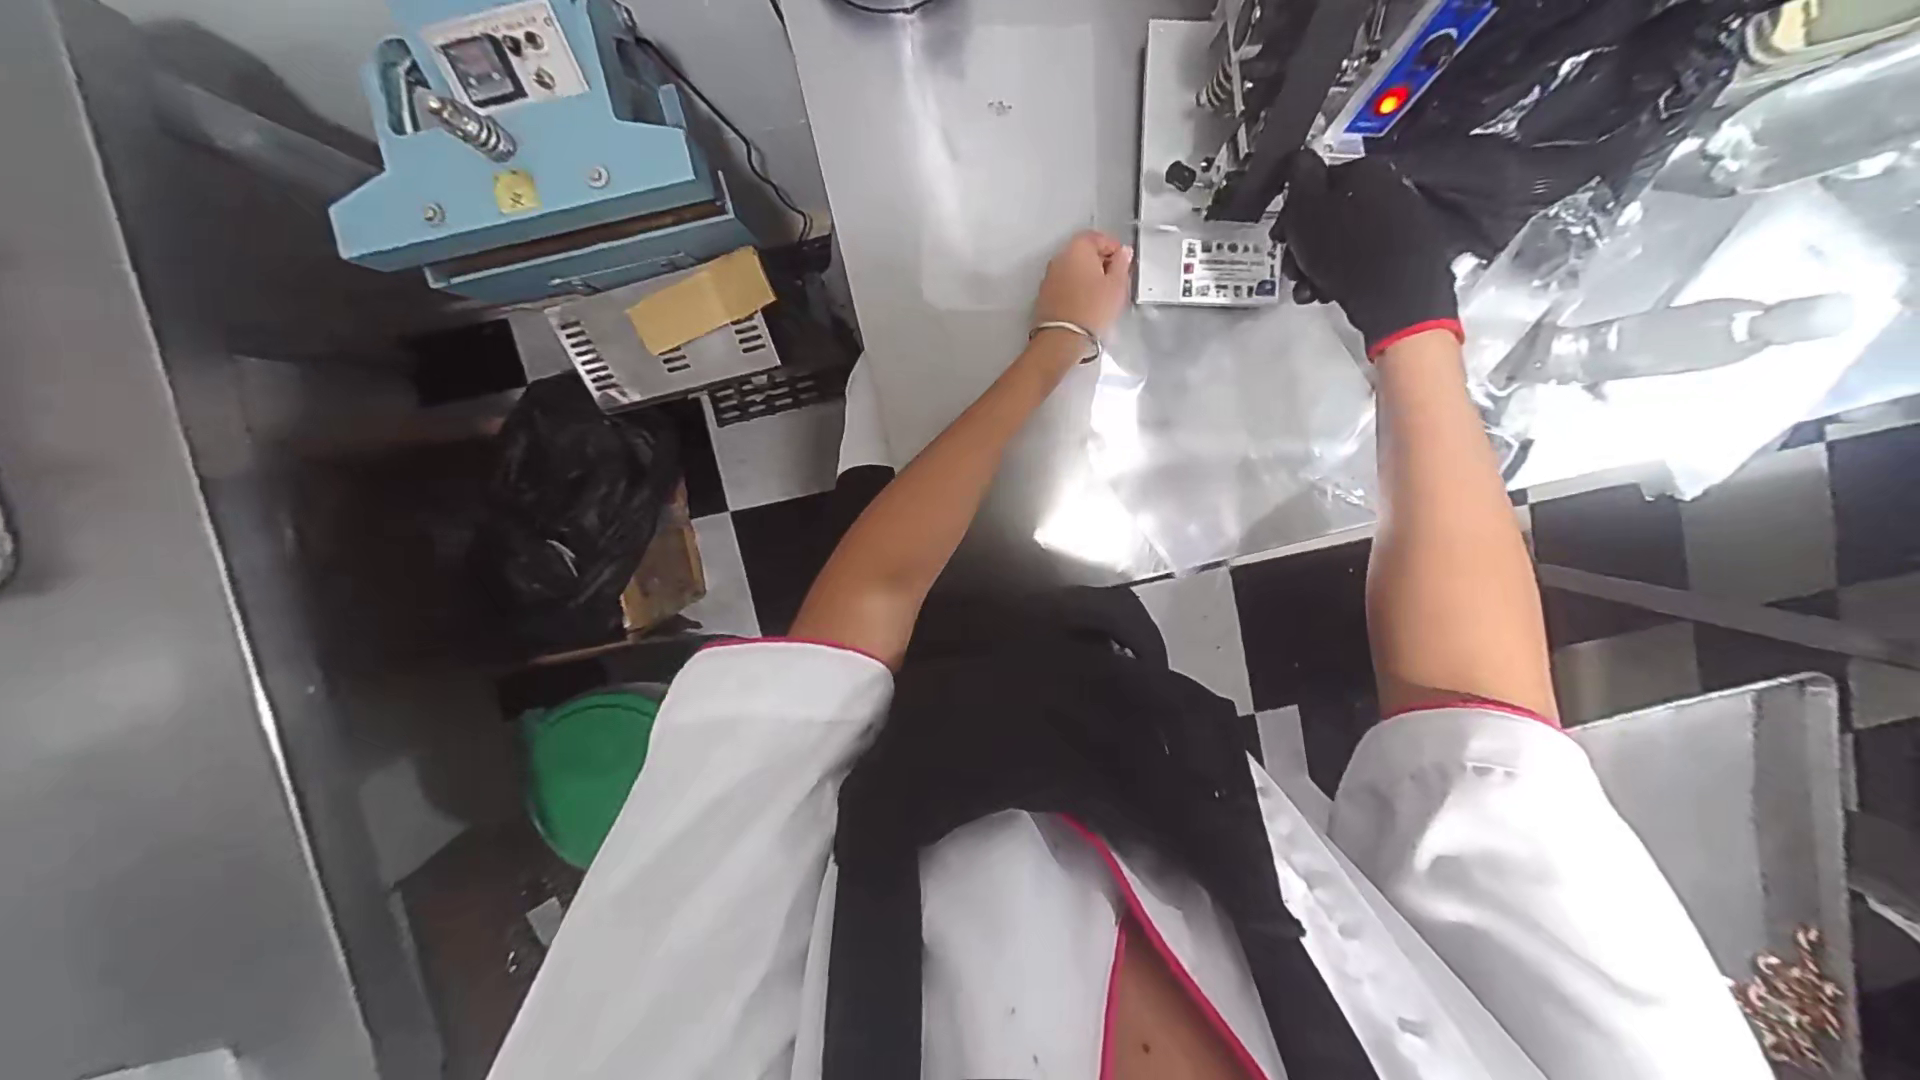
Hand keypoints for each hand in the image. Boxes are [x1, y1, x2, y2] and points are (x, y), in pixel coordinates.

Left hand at [1033, 230, 1133, 338]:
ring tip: (1101, 295)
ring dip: (1087, 277)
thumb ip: (1122, 264)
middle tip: (1114, 279)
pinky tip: (1086, 305)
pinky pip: (1064, 286)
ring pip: (1073, 270)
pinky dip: (1075, 290)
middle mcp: (1059, 258)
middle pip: (1083, 252)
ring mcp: (1049, 277)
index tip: (1123, 261)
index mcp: (1078, 248)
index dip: (1114, 249)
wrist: (1063, 338)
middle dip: (1100, 262)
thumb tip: (1123, 254)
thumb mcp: (1117, 285)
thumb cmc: (1091, 310)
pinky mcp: (1044, 296)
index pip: (1099, 237)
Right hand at [1275, 151, 1460, 357]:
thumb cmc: (1345, 252)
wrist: (1393, 294)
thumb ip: (1299, 177)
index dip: (1290, 213)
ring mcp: (1400, 220)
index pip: (1315, 183)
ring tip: (1305, 285)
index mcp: (1365, 170)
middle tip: (1291, 264)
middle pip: (1329, 213)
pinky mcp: (1405, 251)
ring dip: (1315, 264)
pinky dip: (1339, 274)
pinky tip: (1325, 291)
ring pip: (1341, 240)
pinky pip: (1360, 258)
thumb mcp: (1306, 210)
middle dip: (1303, 243)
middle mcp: (1388, 187)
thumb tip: (1298, 156)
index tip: (1280, 236)